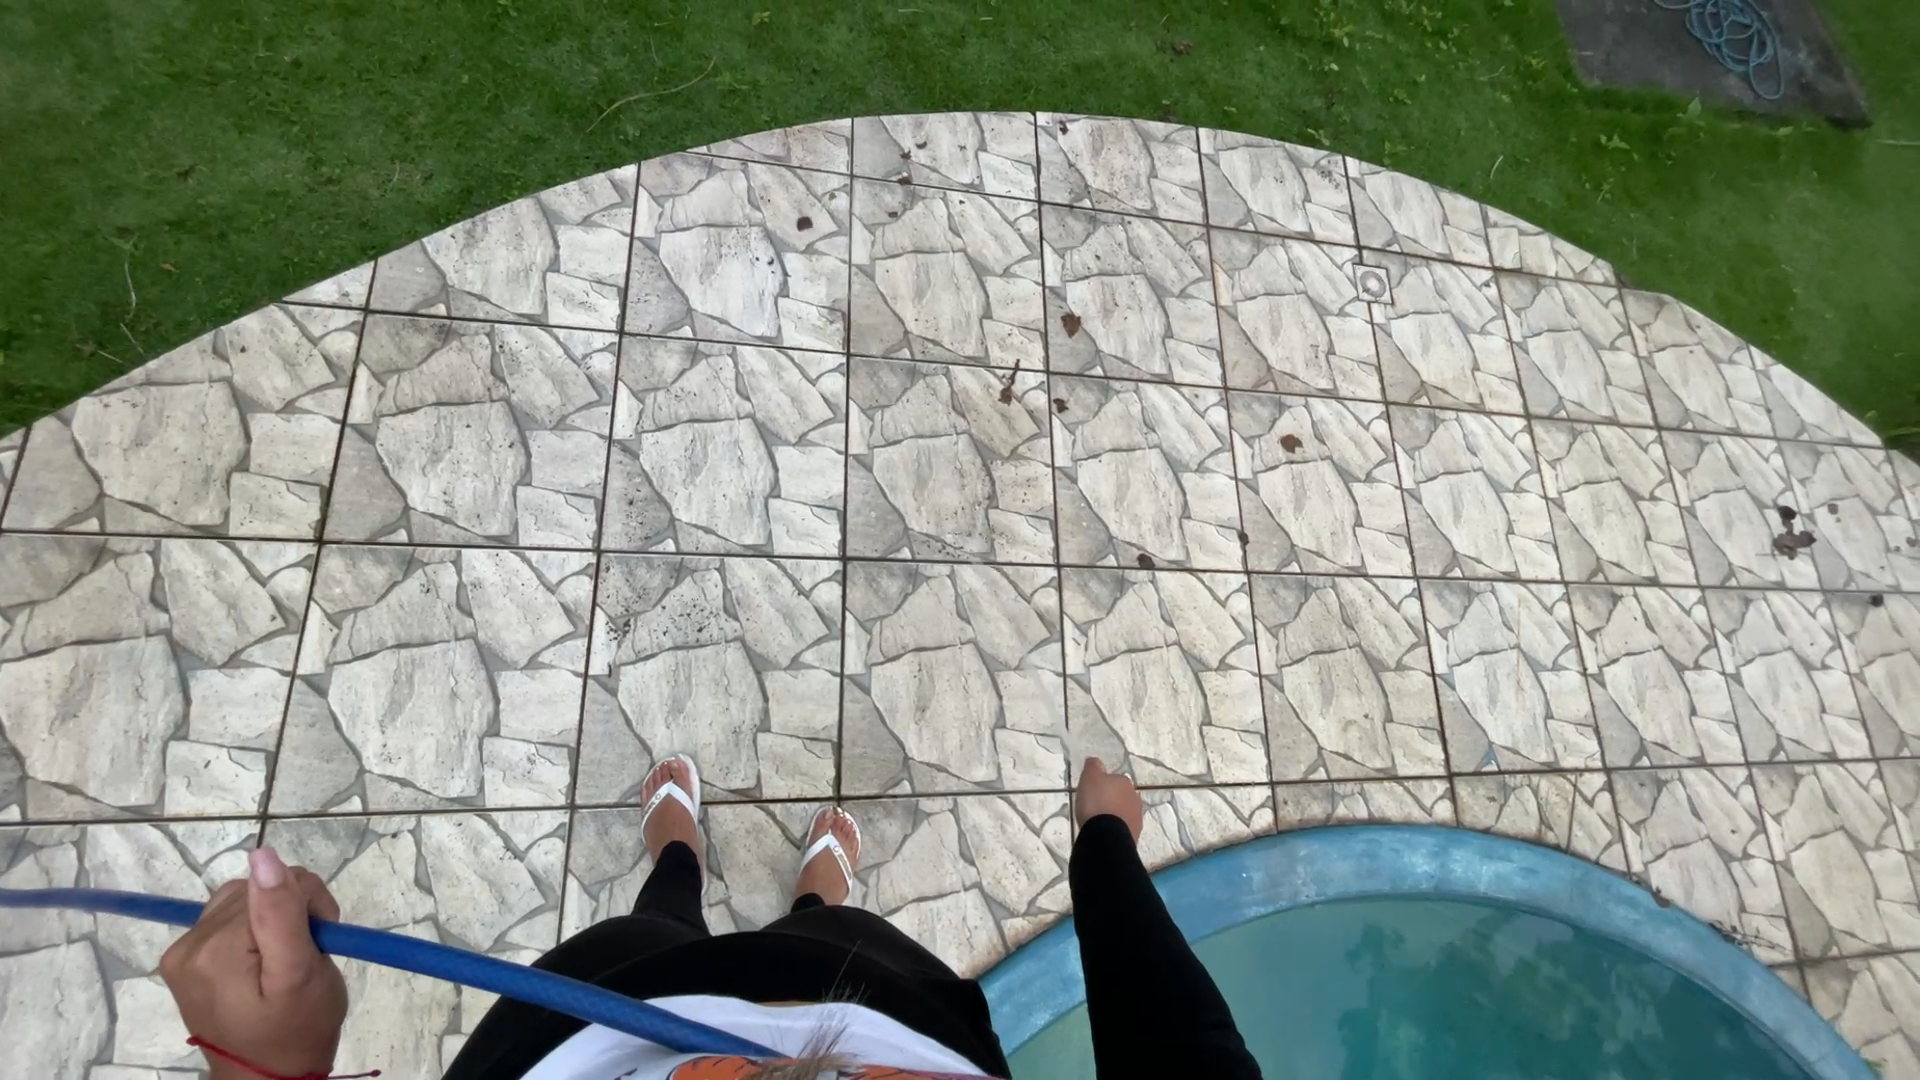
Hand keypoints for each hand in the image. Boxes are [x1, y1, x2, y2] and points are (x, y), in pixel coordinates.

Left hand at [160, 848, 347, 1079]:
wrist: (271, 1071)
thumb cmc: (297, 1023)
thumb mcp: (299, 969)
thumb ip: (281, 913)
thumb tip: (264, 854)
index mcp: (213, 948)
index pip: (273, 882)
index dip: (310, 899)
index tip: (322, 933)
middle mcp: (187, 944)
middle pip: (258, 887)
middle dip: (298, 906)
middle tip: (311, 946)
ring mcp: (184, 952)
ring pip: (248, 895)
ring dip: (282, 912)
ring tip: (295, 949)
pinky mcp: (190, 957)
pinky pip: (235, 913)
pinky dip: (263, 923)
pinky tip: (273, 950)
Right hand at [1074, 757, 1143, 841]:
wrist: (1106, 835)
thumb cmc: (1096, 802)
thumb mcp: (1089, 778)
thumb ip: (1093, 766)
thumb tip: (1096, 761)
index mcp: (1124, 781)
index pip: (1114, 778)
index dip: (1102, 784)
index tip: (1092, 790)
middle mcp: (1135, 797)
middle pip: (1121, 795)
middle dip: (1111, 799)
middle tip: (1095, 805)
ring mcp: (1137, 817)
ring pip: (1124, 811)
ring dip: (1114, 814)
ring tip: (1099, 820)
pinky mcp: (1134, 834)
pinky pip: (1123, 827)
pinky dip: (1115, 827)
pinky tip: (1105, 831)